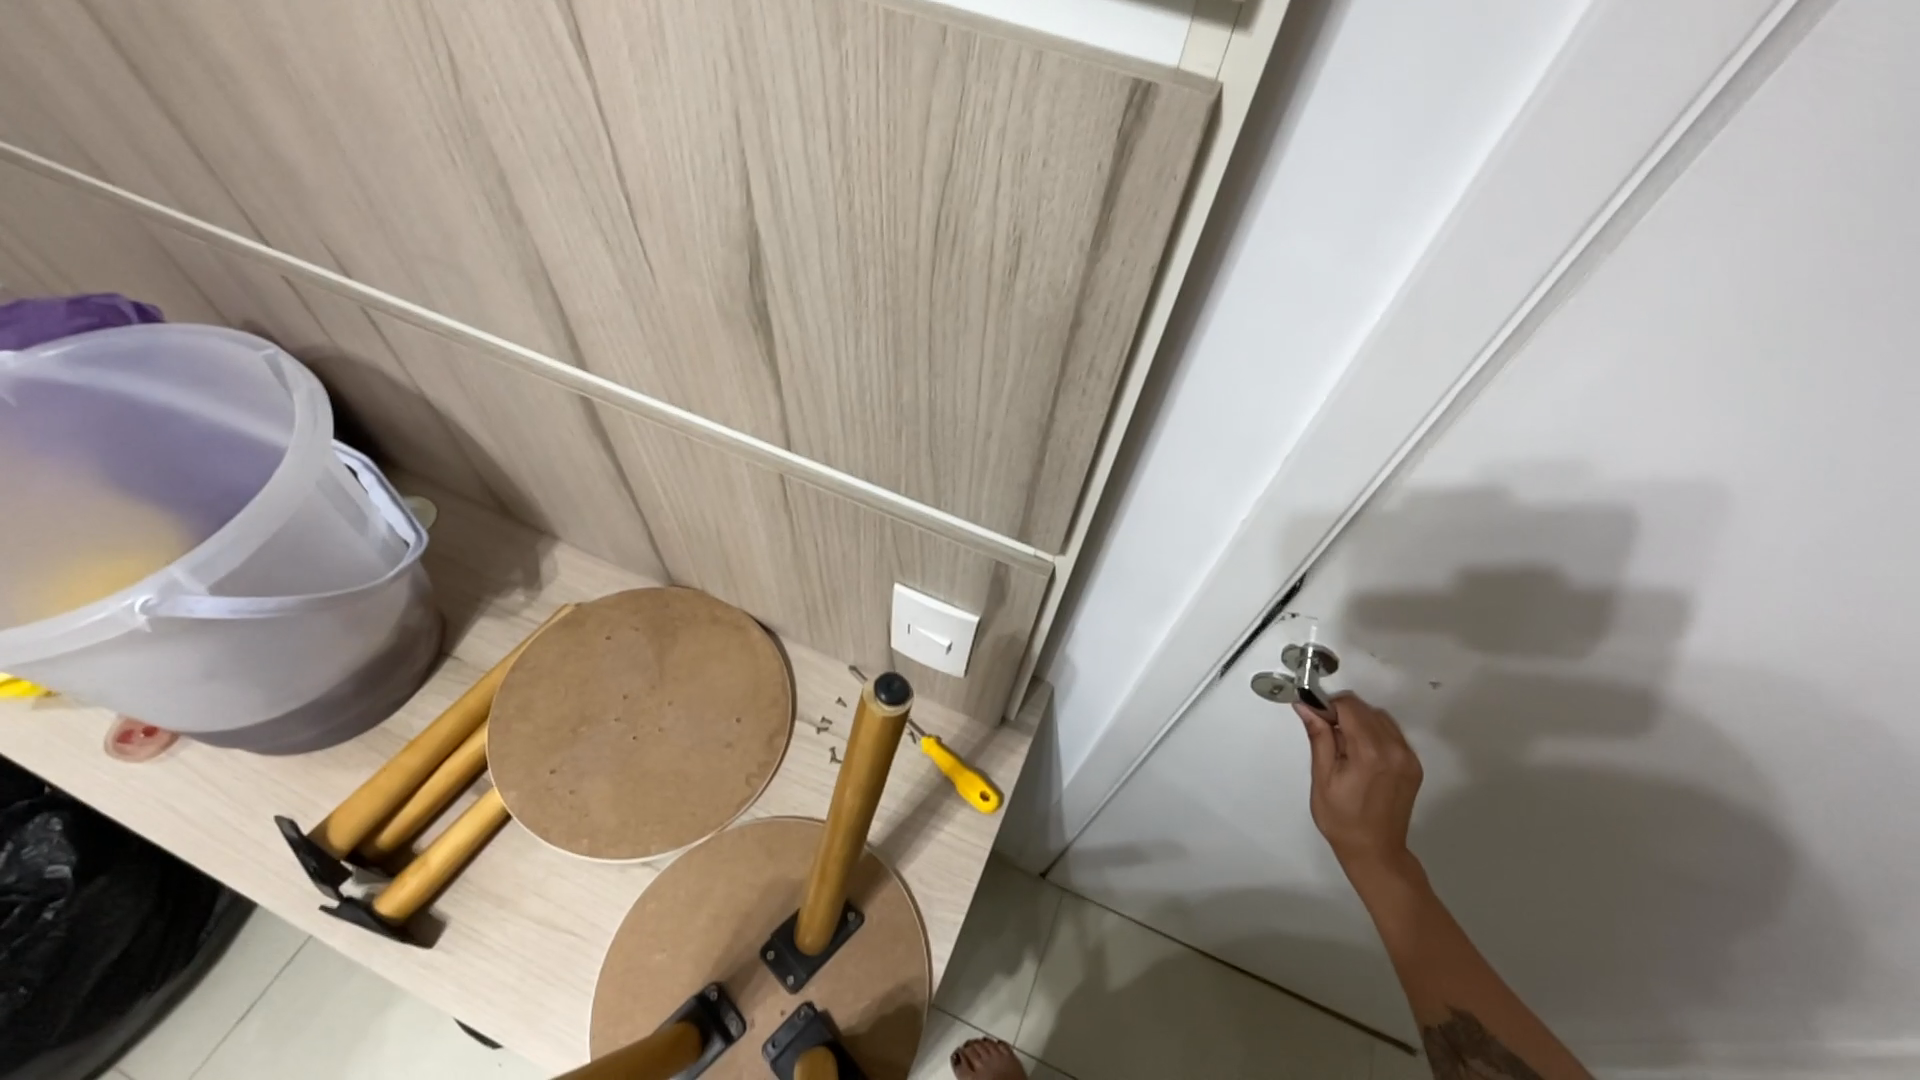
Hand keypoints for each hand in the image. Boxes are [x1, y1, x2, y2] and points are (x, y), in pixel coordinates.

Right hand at [1294, 693, 1423, 879]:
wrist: (1375, 850)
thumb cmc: (1341, 818)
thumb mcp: (1322, 778)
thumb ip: (1318, 737)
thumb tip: (1305, 706)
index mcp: (1370, 753)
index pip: (1350, 706)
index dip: (1329, 707)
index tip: (1316, 720)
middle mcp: (1395, 750)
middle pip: (1366, 709)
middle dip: (1342, 713)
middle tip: (1326, 736)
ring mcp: (1409, 757)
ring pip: (1381, 718)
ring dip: (1359, 721)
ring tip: (1344, 747)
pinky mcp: (1414, 765)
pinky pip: (1393, 734)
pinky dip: (1374, 733)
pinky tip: (1361, 754)